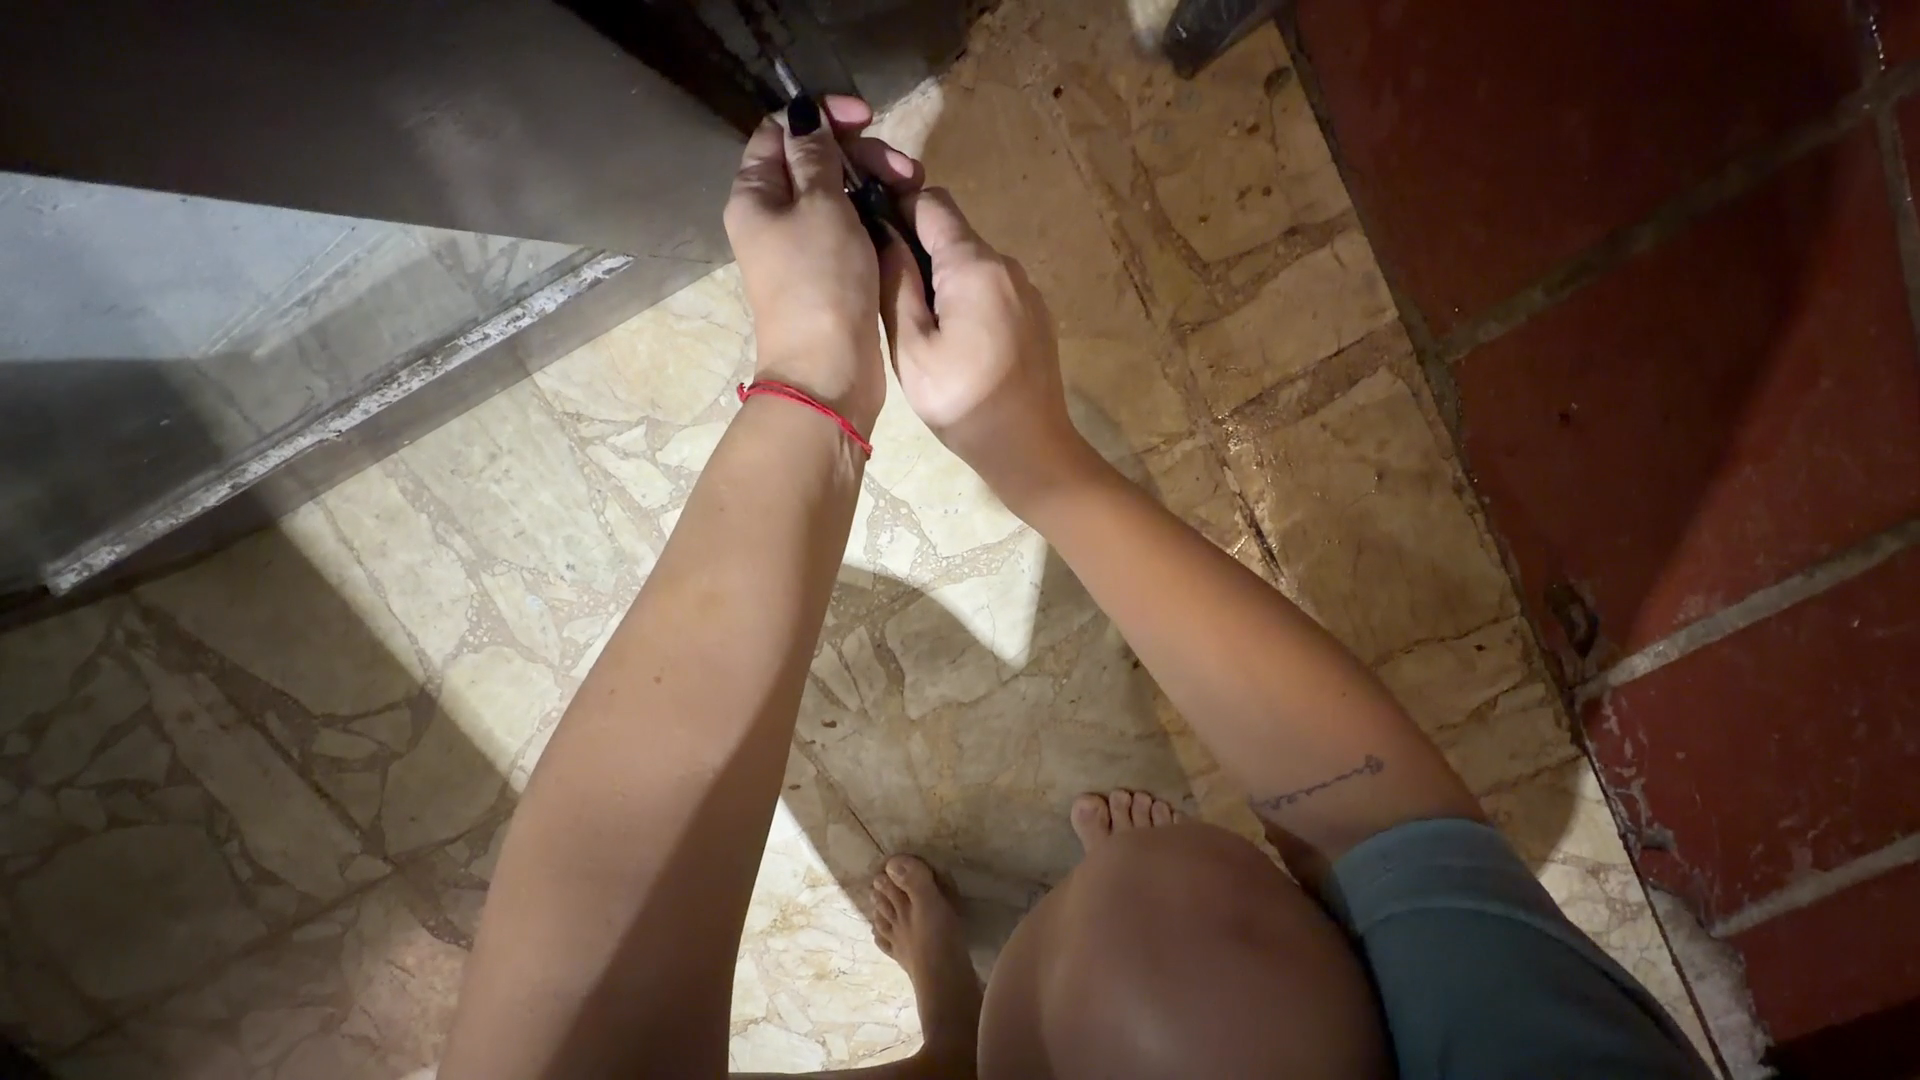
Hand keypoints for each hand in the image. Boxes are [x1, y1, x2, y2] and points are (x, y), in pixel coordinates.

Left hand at [724, 95, 922, 434]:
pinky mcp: (831, 277)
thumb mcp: (821, 207)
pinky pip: (852, 232)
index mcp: (756, 195)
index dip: (821, 116)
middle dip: (859, 155)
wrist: (828, 371)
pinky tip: (902, 218)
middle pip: (814, 164)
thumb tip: (805, 117)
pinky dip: (875, 220)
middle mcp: (774, 219)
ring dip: (874, 186)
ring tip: (913, 190)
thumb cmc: (821, 283)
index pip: (780, 132)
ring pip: (838, 199)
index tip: (867, 119)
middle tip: (904, 168)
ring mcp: (804, 251)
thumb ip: (816, 156)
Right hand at [879, 189, 1100, 509]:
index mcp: (974, 265)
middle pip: (953, 233)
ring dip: (941, 280)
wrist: (1030, 449)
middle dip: (916, 249)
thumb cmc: (962, 402)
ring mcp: (1027, 291)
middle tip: (886, 293)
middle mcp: (1007, 265)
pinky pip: (992, 290)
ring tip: (918, 327)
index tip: (869, 235)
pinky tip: (954, 344)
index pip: (930, 202)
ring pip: (972, 265)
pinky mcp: (1035, 317)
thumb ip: (895, 284)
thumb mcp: (912, 348)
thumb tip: (882, 233)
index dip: (895, 207)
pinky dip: (966, 300)